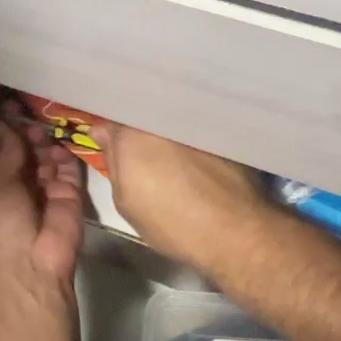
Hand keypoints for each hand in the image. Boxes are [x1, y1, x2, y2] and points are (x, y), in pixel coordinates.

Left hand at [0, 104, 84, 294]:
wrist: (31, 267)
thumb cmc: (1, 225)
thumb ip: (6, 151)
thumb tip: (2, 121)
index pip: (1, 151)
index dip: (4, 129)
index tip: (9, 103)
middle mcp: (21, 186)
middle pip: (25, 151)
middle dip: (26, 130)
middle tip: (30, 105)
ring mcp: (46, 190)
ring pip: (47, 156)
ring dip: (44, 139)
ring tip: (44, 120)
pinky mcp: (70, 195)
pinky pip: (69, 167)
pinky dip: (65, 152)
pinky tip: (62, 134)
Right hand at [99, 124, 274, 269]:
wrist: (235, 229)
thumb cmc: (172, 222)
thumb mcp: (126, 202)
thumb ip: (113, 164)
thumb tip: (104, 136)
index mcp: (132, 133)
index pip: (110, 120)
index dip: (106, 132)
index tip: (106, 143)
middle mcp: (162, 117)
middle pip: (141, 111)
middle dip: (135, 123)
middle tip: (136, 146)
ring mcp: (193, 119)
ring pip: (169, 114)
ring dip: (162, 126)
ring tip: (166, 150)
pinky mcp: (220, 128)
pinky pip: (195, 123)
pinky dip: (189, 132)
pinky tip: (193, 154)